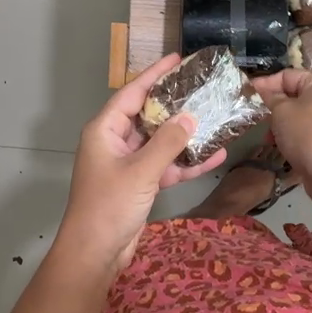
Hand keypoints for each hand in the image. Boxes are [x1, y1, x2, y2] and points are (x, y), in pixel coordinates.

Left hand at [58, 53, 226, 273]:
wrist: (95, 253)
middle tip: (203, 88)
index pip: (131, 93)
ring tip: (216, 119)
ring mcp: (127, 165)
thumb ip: (167, 143)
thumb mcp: (141, 171)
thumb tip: (190, 117)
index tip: (177, 59)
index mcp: (104, 130)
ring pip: (160, 142)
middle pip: (148, 115)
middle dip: (175, 105)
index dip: (154, 75)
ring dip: (185, 136)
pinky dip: (185, 163)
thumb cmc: (109, 206)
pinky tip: (214, 156)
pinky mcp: (139, 185)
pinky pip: (165, 166)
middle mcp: (114, 142)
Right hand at [248, 68, 311, 178]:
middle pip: (295, 95)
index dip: (266, 83)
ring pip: (300, 114)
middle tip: (259, 118)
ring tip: (268, 137)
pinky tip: (281, 147)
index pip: (288, 75)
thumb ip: (271, 97)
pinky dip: (293, 134)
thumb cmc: (306, 134)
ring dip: (281, 123)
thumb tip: (263, 87)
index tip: (248, 93)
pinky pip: (308, 130)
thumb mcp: (281, 111)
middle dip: (274, 106)